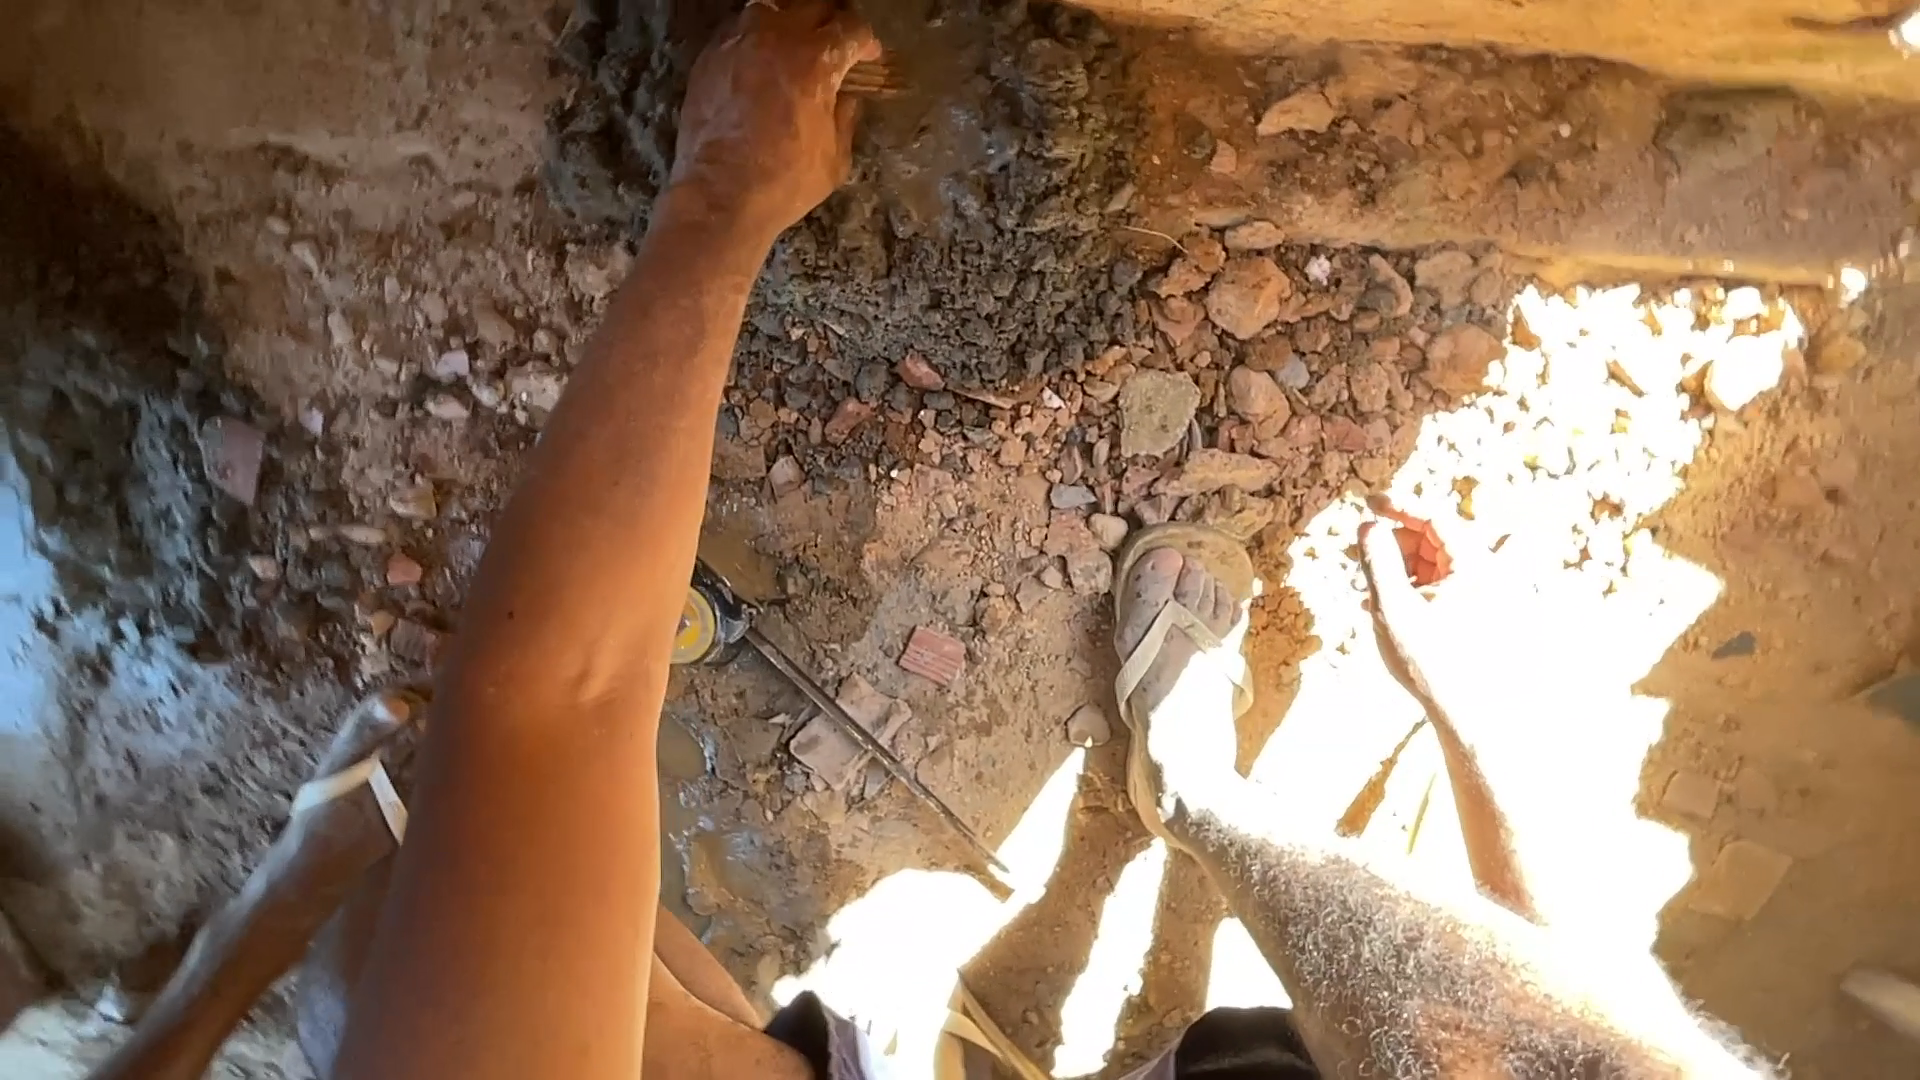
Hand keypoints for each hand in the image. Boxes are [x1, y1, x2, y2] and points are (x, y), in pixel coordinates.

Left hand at [669, 0, 880, 239]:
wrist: (722, 192)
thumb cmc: (786, 181)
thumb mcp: (834, 159)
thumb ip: (845, 120)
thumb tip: (846, 100)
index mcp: (816, 60)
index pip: (851, 30)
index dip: (866, 42)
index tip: (870, 56)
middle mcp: (777, 35)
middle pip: (814, 6)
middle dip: (833, 22)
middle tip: (839, 44)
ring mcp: (740, 39)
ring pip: (775, 8)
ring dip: (794, 22)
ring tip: (799, 45)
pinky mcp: (712, 53)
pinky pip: (743, 29)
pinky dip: (761, 38)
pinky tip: (765, 61)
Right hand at [1357, 499, 1528, 731]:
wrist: (1481, 720)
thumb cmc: (1434, 664)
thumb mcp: (1393, 608)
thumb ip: (1378, 562)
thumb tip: (1368, 525)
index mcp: (1479, 566)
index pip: (1436, 518)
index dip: (1399, 507)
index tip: (1368, 502)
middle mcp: (1501, 575)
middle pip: (1444, 539)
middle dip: (1402, 543)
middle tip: (1368, 558)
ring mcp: (1505, 599)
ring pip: (1452, 565)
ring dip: (1413, 568)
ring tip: (1380, 589)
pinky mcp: (1500, 620)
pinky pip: (1459, 588)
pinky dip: (1429, 588)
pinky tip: (1401, 611)